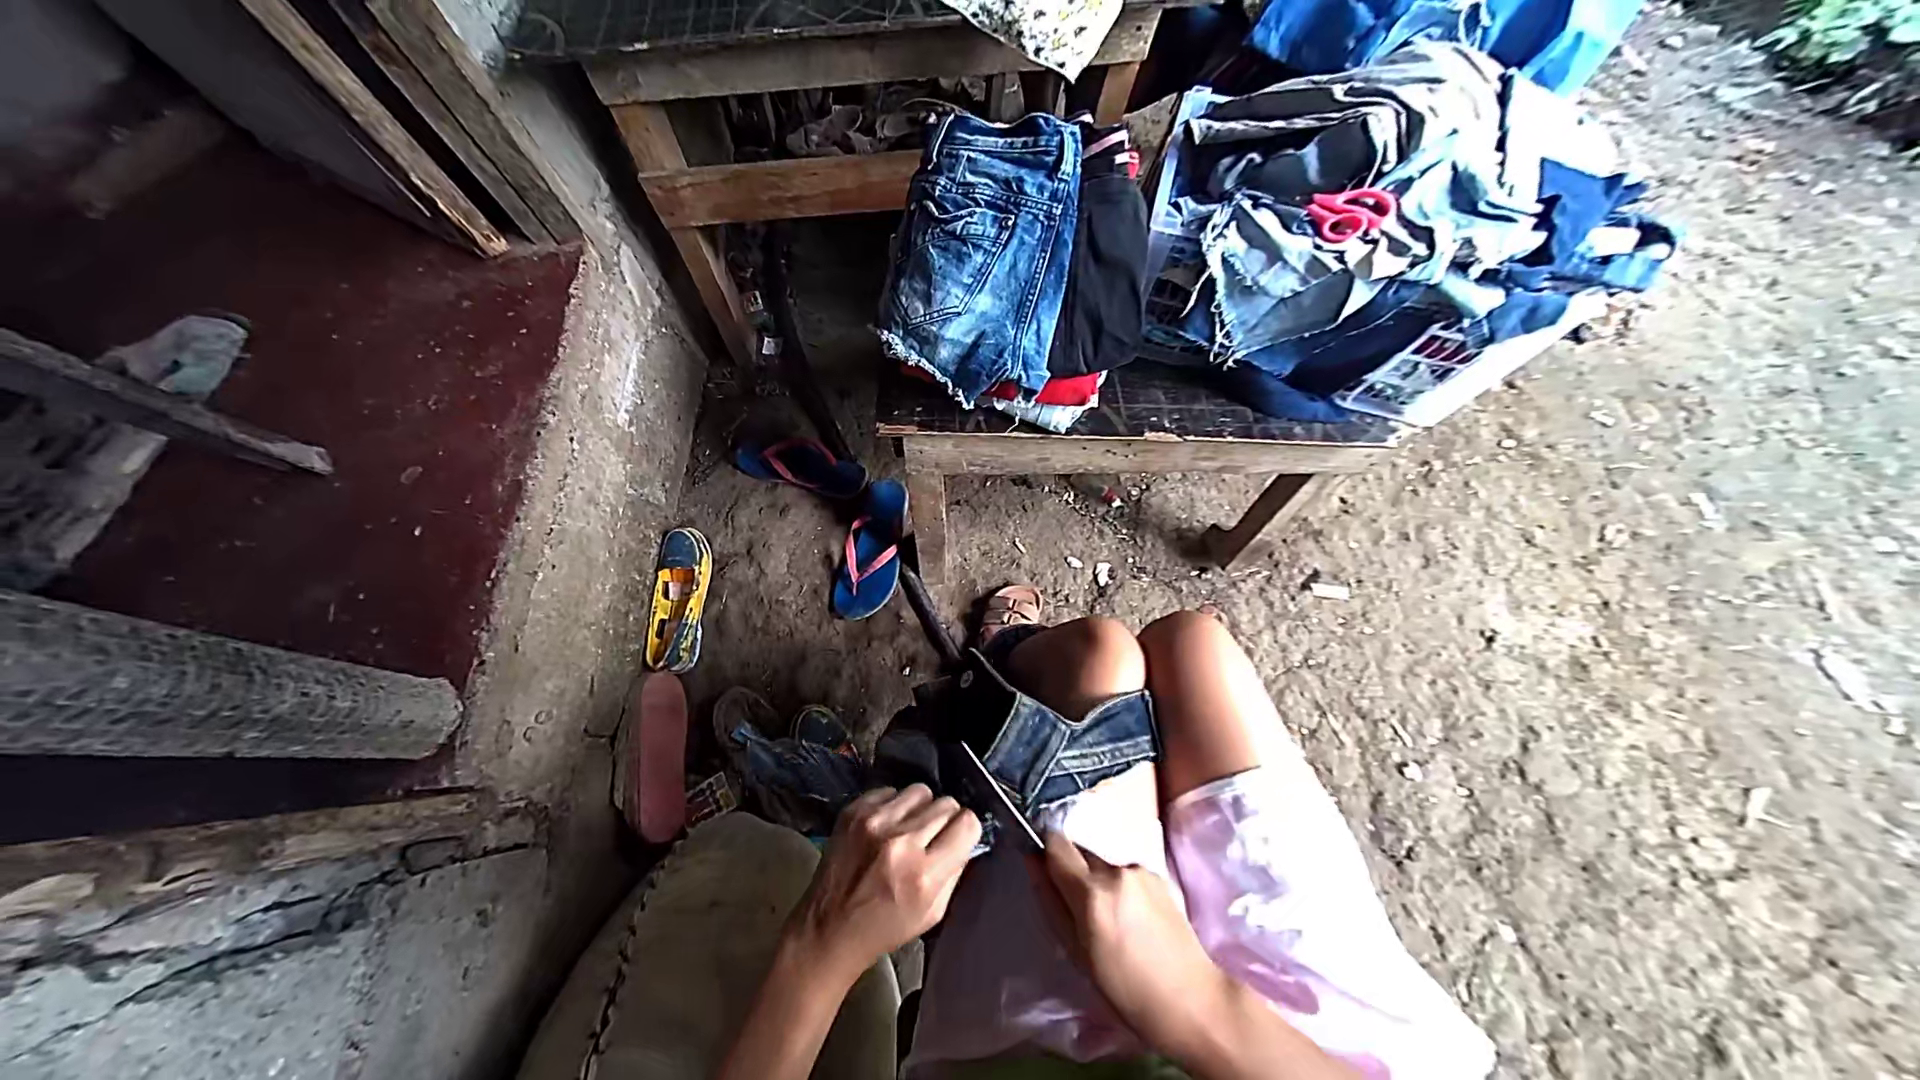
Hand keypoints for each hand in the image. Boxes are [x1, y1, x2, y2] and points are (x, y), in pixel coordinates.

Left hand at [784, 785, 980, 984]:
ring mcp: (874, 822)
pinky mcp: (854, 811)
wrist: (828, 929)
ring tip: (909, 829)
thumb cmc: (883, 928)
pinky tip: (886, 827)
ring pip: (921, 791)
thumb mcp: (933, 913)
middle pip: (947, 803)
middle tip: (933, 838)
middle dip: (946, 820)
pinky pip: (891, 791)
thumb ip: (956, 870)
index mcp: (924, 874)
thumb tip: (968, 838)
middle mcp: (900, 841)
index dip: (967, 830)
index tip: (960, 838)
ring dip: (921, 809)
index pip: (967, 823)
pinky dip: (894, 806)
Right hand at [1031, 830, 1235, 1059]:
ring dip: (1097, 881)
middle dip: (1073, 872)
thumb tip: (1032, 860)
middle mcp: (1115, 871)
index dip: (1046, 852)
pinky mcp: (1159, 875)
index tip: (1045, 871)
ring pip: (1102, 864)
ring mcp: (1139, 870)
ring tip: (1112, 921)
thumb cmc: (1125, 989)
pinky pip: (1124, 873)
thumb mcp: (1076, 952)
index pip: (1056, 843)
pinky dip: (1120, 888)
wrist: (1192, 1000)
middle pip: (1079, 852)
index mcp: (1091, 892)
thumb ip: (1050, 900)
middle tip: (1080, 911)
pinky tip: (1134, 920)